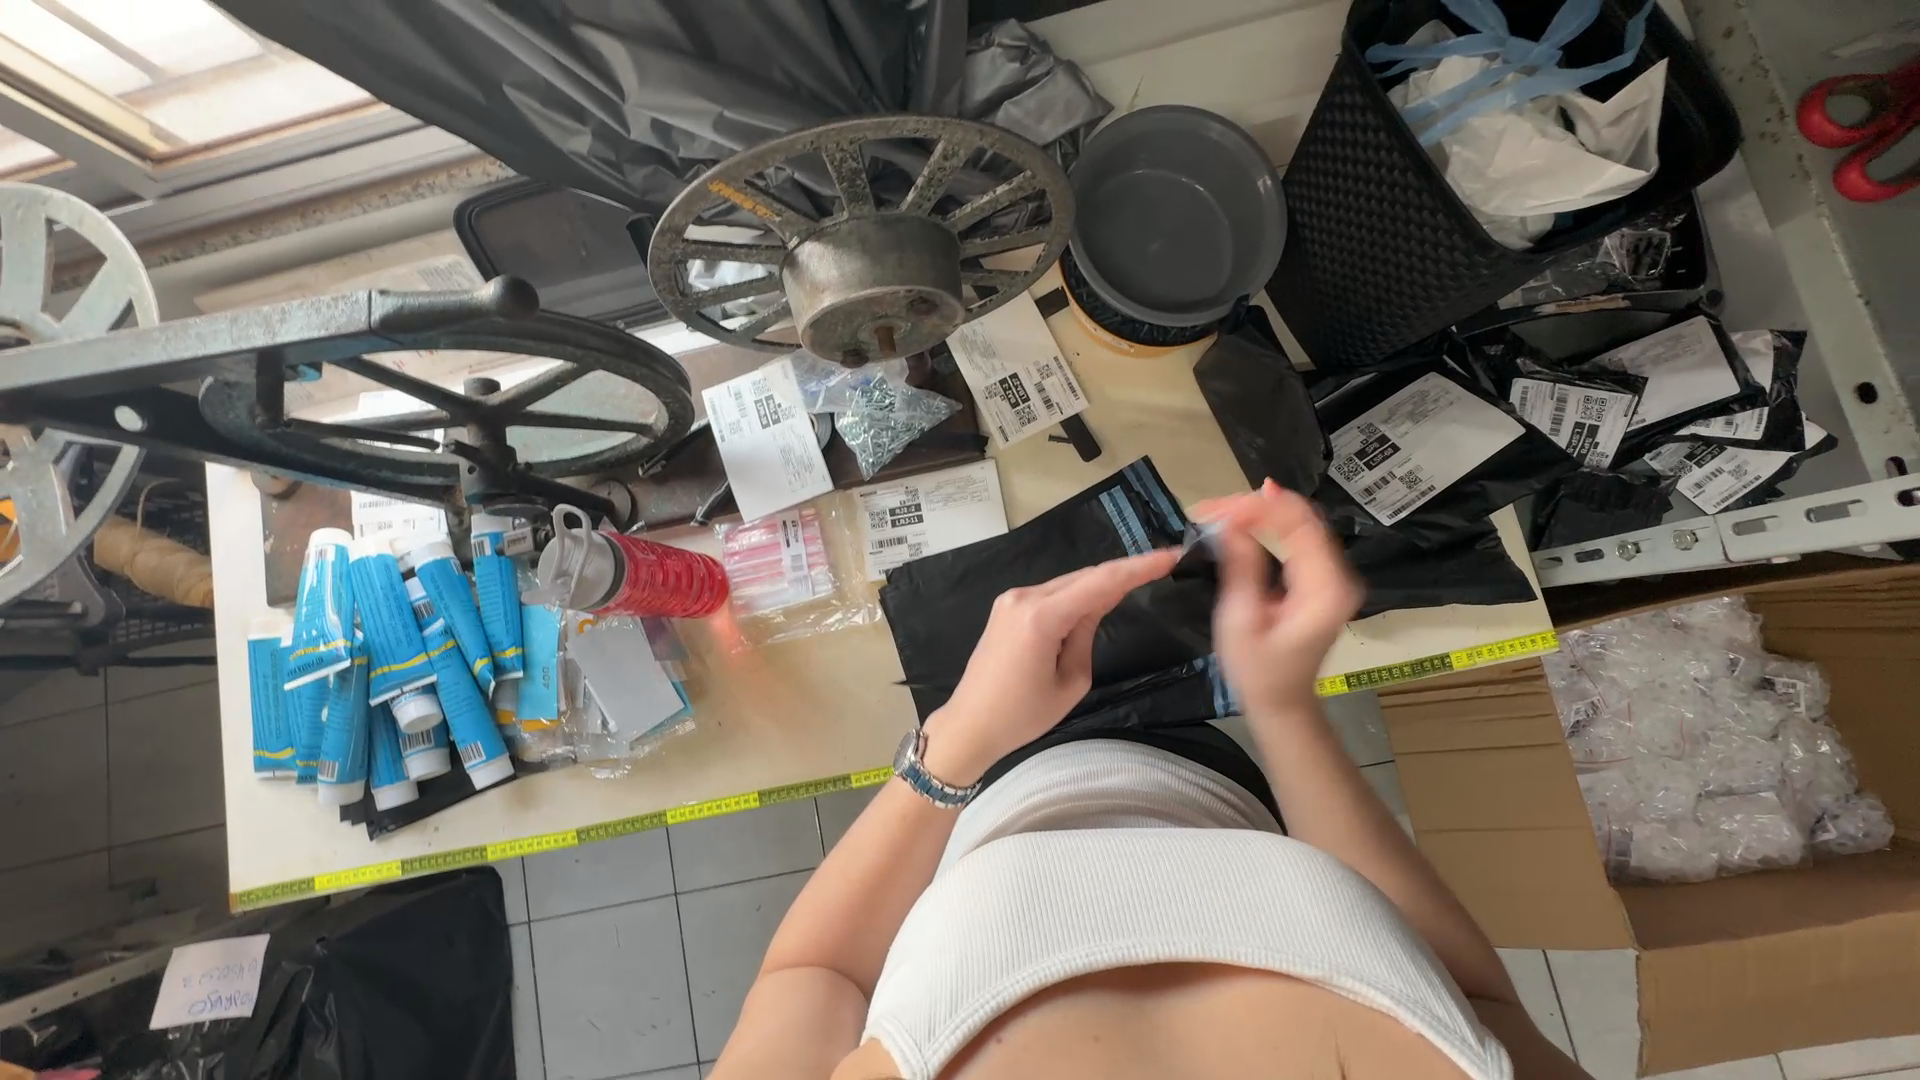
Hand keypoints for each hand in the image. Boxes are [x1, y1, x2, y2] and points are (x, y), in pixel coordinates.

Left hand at [921, 549, 1180, 784]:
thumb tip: (1094, 607)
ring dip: (1098, 586)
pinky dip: (1076, 596)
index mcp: (1041, 617)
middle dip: (1122, 573)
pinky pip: (1050, 594)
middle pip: (1084, 577)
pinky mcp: (1006, 608)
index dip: (1138, 567)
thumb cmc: (1022, 715)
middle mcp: (1023, 597)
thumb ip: (1087, 635)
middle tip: (1163, 566)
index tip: (1171, 555)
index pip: (1100, 582)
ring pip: (1067, 584)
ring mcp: (1011, 600)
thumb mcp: (1071, 681)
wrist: (970, 724)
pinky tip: (1098, 600)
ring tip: (1136, 585)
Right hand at [1196, 480, 1363, 715]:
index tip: (1216, 510)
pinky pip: (1296, 539)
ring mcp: (1331, 576)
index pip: (1298, 524)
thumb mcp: (1242, 620)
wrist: (1281, 703)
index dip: (1257, 508)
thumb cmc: (1259, 671)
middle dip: (1254, 505)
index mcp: (1325, 587)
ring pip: (1298, 524)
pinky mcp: (1319, 580)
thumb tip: (1233, 522)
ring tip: (1218, 512)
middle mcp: (1337, 575)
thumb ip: (1242, 567)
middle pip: (1301, 518)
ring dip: (1258, 513)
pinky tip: (1241, 521)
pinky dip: (1267, 526)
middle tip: (1210, 508)